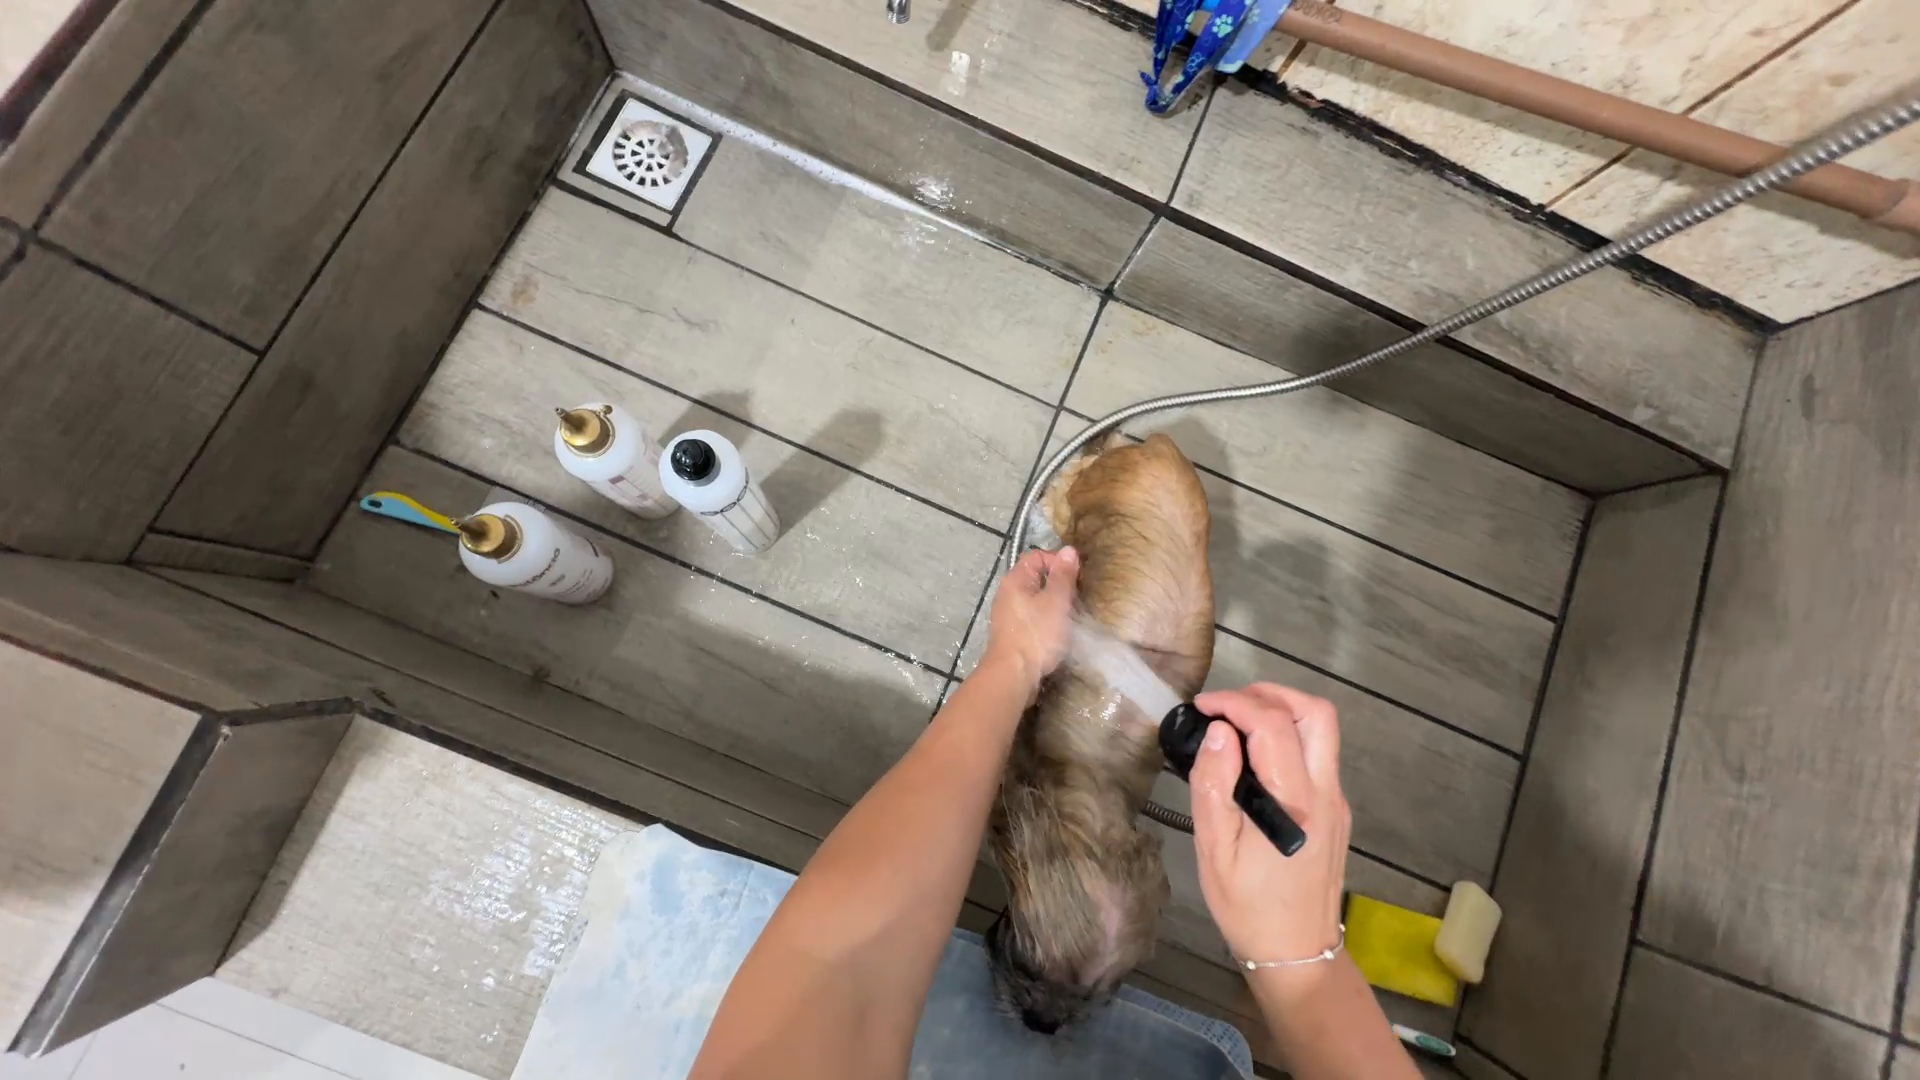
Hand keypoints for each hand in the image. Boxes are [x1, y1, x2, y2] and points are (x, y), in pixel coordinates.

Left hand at [982, 546, 1079, 690]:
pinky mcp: (1013, 632)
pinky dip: (1047, 619)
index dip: (1058, 561)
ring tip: (1071, 614)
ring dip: (1054, 603)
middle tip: (1077, 597)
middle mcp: (1008, 593)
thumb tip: (1069, 550)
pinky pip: (1033, 616)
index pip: (1037, 556)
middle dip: (1059, 584)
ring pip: (1036, 598)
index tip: (1076, 577)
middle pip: (1037, 577)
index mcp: (1015, 579)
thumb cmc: (1037, 634)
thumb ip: (1063, 575)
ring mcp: (1008, 613)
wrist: (1014, 674)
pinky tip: (1058, 630)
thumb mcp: (1057, 601)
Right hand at [1190, 683, 1349, 969]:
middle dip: (1271, 694)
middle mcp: (1327, 793)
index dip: (1235, 703)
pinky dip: (1285, 735)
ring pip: (1321, 730)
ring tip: (1236, 723)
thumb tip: (1218, 733)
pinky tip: (1252, 757)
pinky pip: (1316, 754)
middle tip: (1228, 704)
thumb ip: (1214, 785)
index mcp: (1296, 802)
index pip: (1273, 726)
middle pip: (1317, 714)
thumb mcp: (1213, 847)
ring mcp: (1337, 801)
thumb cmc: (1246, 904)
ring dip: (1280, 711)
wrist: (1296, 954)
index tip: (1203, 707)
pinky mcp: (1336, 810)